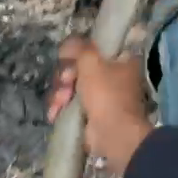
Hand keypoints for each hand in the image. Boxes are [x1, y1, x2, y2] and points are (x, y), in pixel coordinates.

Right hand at [48, 36, 152, 174]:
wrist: (113, 133)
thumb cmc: (106, 92)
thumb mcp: (91, 62)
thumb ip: (79, 48)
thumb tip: (67, 44)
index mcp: (122, 61)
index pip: (97, 48)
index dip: (79, 52)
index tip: (65, 57)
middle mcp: (116, 77)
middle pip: (81, 69)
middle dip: (66, 77)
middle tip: (64, 82)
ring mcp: (105, 97)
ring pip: (74, 88)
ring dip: (61, 94)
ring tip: (59, 103)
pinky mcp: (93, 115)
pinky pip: (73, 105)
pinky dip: (62, 108)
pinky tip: (55, 114)